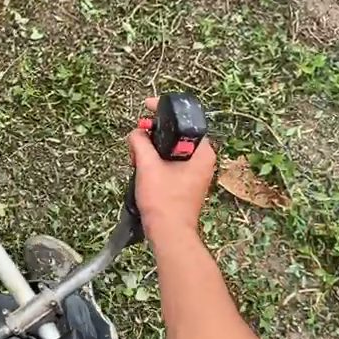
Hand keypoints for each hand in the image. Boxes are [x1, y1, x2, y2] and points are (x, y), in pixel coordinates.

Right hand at [128, 98, 216, 247]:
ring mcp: (195, 172)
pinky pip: (170, 163)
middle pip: (175, 135)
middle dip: (152, 135)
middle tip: (137, 139)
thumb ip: (140, 143)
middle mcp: (203, 160)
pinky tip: (141, 169)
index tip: (147, 106)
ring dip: (151, 150)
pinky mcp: (186, 183)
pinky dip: (155, 162)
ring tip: (136, 157)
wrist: (169, 232)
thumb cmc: (163, 201)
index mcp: (202, 152)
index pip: (184, 121)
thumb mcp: (147, 166)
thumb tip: (136, 133)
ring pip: (170, 150)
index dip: (163, 112)